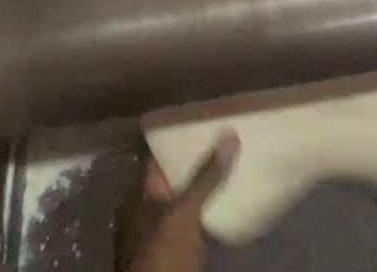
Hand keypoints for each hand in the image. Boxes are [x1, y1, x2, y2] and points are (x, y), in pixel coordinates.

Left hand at [117, 134, 239, 271]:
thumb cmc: (162, 256)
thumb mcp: (183, 213)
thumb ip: (205, 177)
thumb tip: (230, 135)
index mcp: (139, 196)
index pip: (159, 157)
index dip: (180, 139)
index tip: (206, 121)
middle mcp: (148, 211)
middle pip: (175, 178)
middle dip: (200, 161)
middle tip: (230, 138)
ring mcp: (164, 234)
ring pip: (188, 201)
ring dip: (209, 188)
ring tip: (238, 163)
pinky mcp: (181, 252)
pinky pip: (198, 223)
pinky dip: (213, 212)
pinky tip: (235, 201)